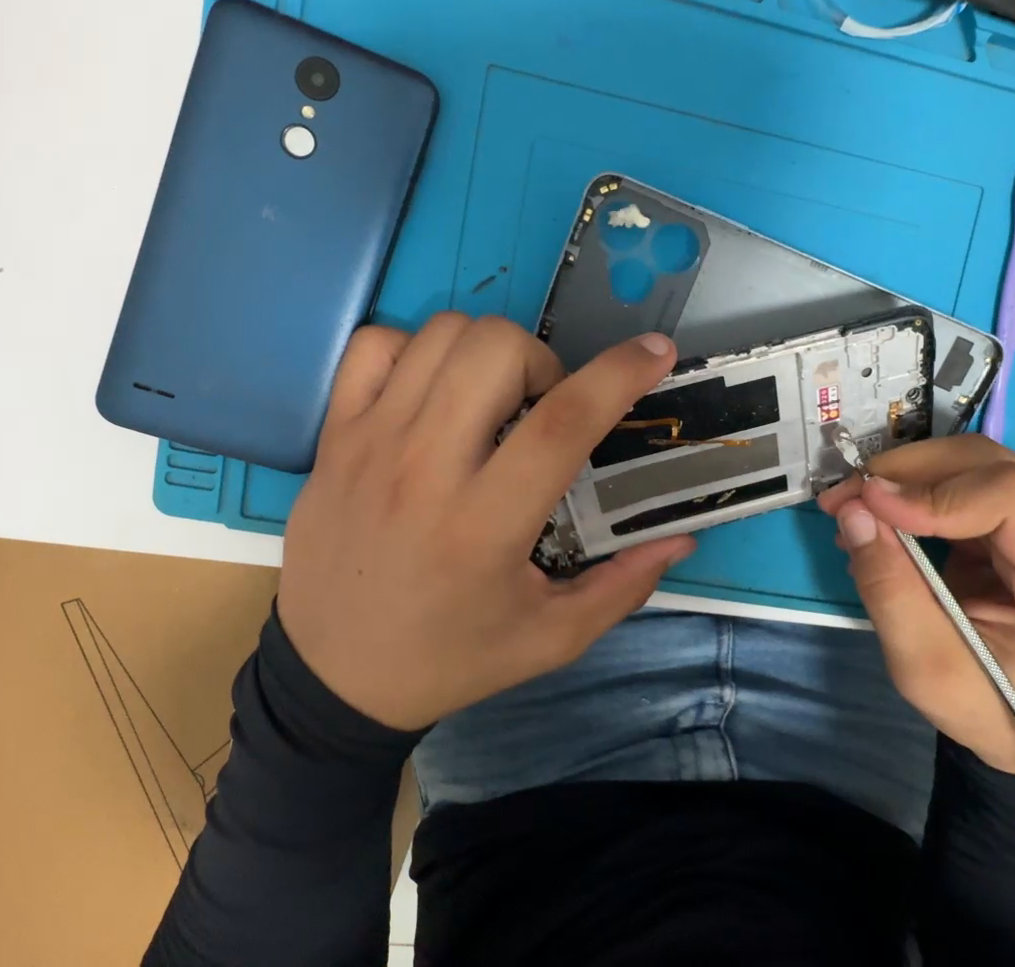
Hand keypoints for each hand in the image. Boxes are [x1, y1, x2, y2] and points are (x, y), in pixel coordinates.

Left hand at [277, 314, 694, 729]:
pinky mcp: (332, 438)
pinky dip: (415, 351)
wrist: (333, 681)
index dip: (620, 375)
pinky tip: (433, 395)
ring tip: (494, 402)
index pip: (563, 422)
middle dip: (544, 362)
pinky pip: (374, 345)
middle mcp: (424, 468)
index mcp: (485, 524)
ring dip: (488, 353)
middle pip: (496, 349)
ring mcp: (369, 444)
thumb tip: (682, 538)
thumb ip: (624, 587)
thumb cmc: (451, 658)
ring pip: (441, 334)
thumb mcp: (551, 639)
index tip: (657, 352)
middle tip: (545, 410)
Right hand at [818, 436, 1014, 772]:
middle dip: (908, 473)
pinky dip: (919, 491)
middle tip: (842, 499)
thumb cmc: (989, 708)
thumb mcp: (927, 667)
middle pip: (991, 466)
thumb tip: (853, 511)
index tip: (862, 506)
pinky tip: (882, 516)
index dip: (931, 493)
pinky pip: (971, 482)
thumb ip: (890, 589)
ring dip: (909, 477)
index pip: (1009, 496)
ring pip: (977, 464)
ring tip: (854, 507)